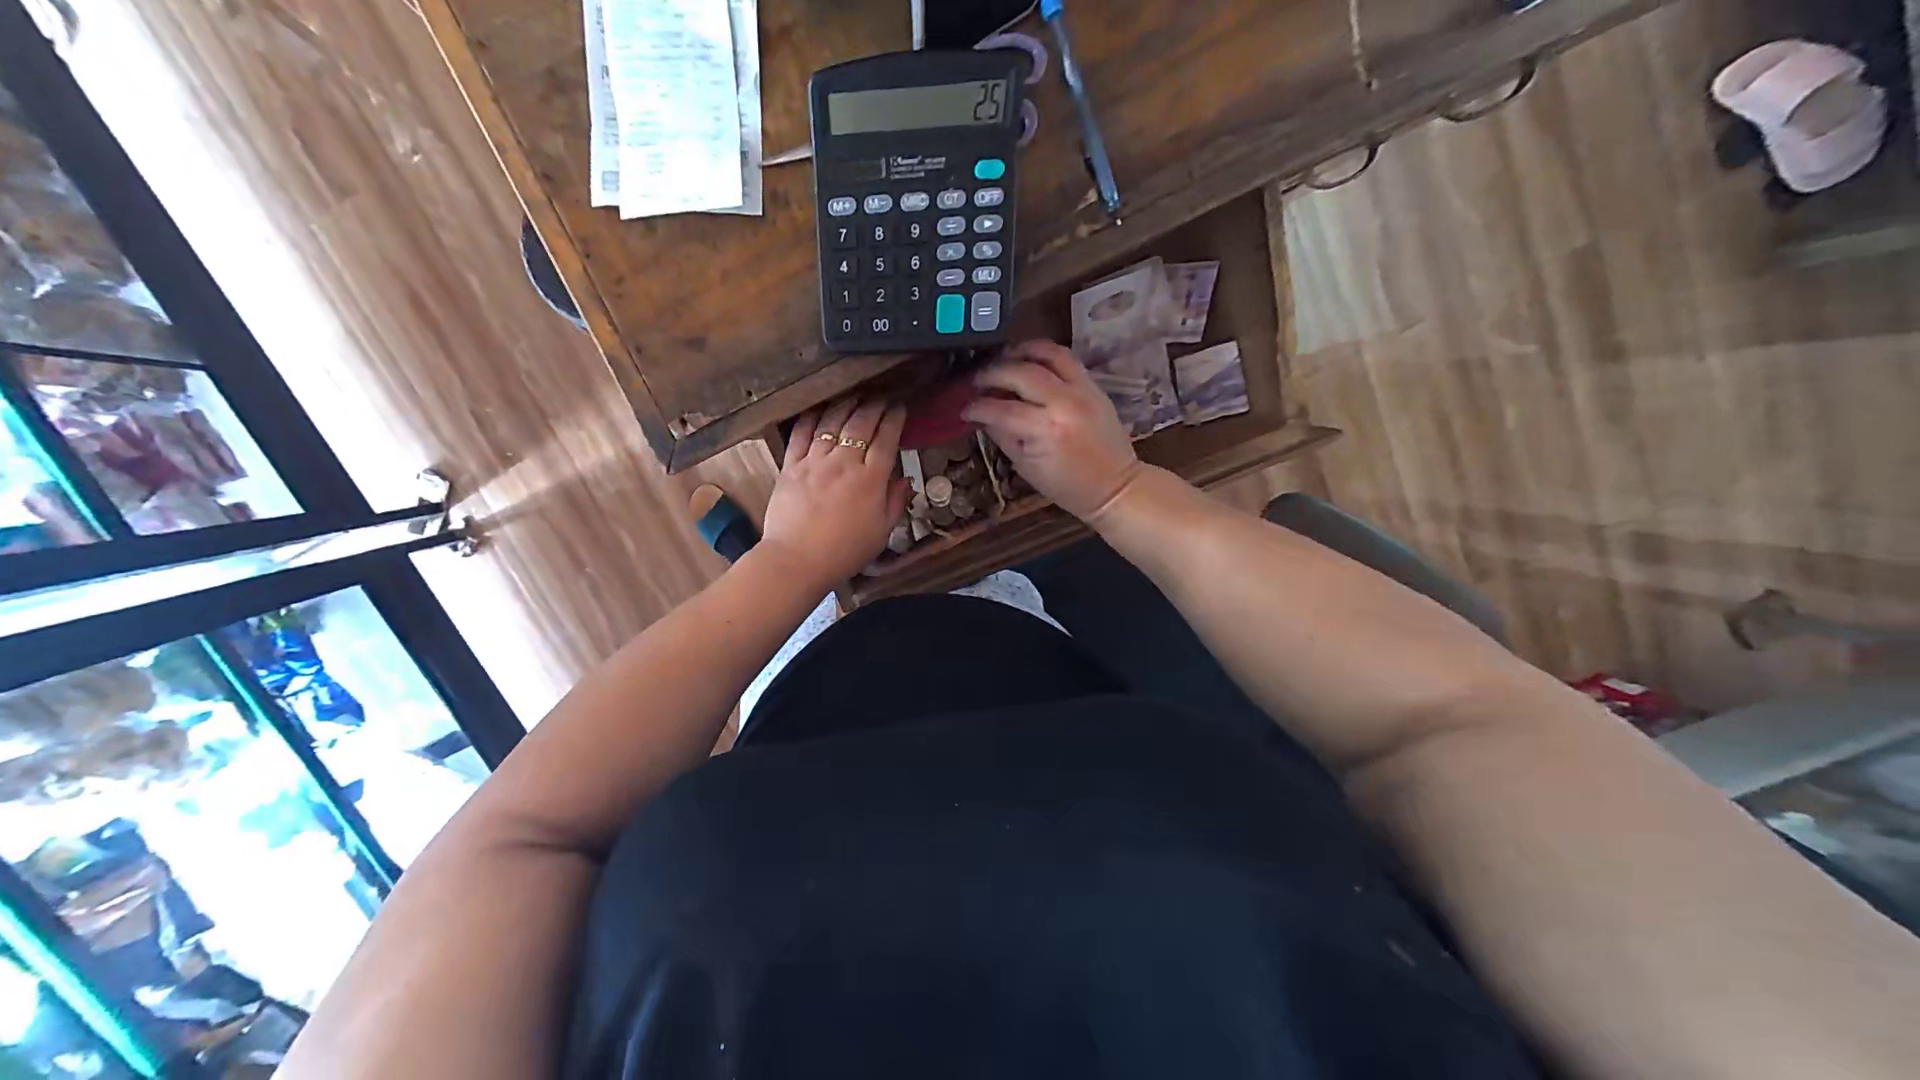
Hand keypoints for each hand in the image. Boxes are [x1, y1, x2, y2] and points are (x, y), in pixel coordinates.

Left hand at [759, 397, 910, 587]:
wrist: (797, 560)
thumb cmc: (844, 552)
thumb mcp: (881, 532)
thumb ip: (895, 502)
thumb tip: (904, 479)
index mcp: (870, 480)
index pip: (886, 439)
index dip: (894, 419)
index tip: (900, 408)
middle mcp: (844, 464)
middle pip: (861, 424)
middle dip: (874, 406)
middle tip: (881, 398)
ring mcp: (815, 462)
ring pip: (832, 422)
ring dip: (845, 405)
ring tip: (854, 397)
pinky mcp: (791, 466)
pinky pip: (801, 434)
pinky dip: (811, 418)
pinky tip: (819, 411)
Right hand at [963, 340, 1143, 520]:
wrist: (1114, 485)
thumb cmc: (1066, 485)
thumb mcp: (1025, 466)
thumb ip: (1003, 435)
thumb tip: (983, 415)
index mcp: (1045, 431)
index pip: (1001, 409)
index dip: (977, 407)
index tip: (964, 408)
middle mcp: (1064, 403)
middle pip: (1020, 373)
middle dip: (993, 373)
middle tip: (978, 380)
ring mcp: (1082, 389)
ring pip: (1047, 353)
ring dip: (1020, 351)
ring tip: (1003, 358)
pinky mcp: (1094, 385)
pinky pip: (1067, 357)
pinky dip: (1045, 354)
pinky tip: (1029, 359)